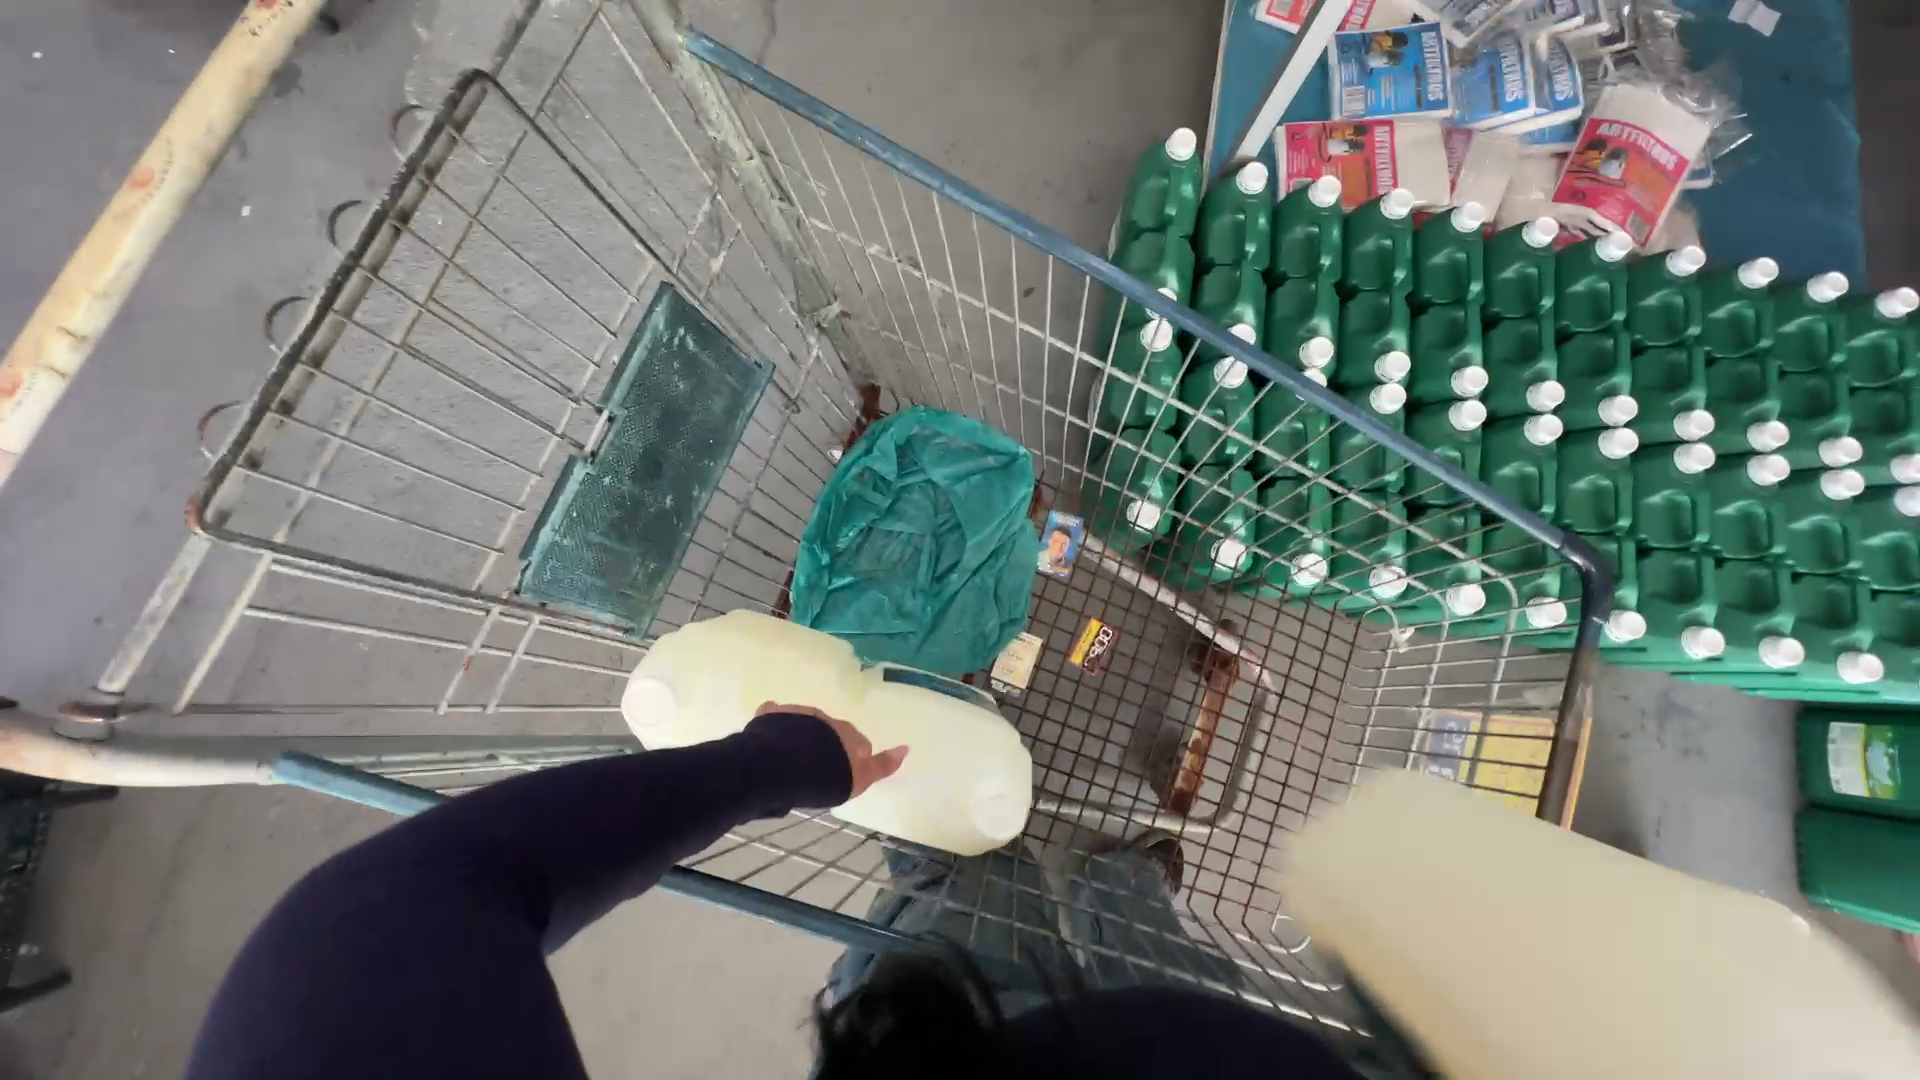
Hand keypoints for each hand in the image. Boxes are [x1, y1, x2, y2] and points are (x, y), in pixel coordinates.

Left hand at [755, 703, 907, 797]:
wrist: (783, 766)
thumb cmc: (825, 777)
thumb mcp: (860, 778)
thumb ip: (882, 765)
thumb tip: (906, 748)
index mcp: (846, 732)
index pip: (857, 740)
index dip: (853, 755)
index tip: (845, 771)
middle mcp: (824, 718)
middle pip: (830, 730)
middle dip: (827, 743)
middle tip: (818, 765)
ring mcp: (797, 714)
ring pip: (803, 723)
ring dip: (802, 735)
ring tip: (793, 758)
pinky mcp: (772, 716)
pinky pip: (775, 715)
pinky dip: (774, 723)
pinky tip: (768, 734)